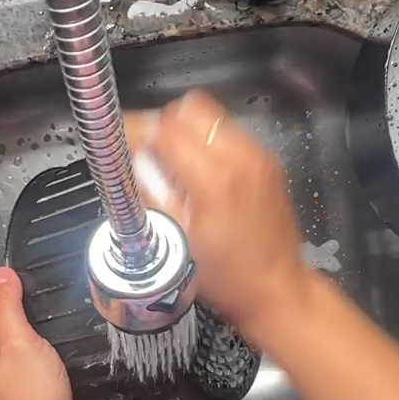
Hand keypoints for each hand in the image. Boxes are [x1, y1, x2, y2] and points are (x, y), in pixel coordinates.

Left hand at [0, 266, 77, 399]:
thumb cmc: (33, 393)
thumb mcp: (20, 340)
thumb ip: (8, 305)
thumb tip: (2, 273)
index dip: (21, 290)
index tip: (42, 294)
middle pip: (13, 313)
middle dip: (33, 309)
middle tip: (55, 311)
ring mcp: (11, 366)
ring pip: (27, 331)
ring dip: (43, 327)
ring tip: (59, 329)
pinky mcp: (29, 377)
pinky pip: (37, 348)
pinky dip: (48, 344)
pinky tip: (59, 348)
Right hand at [125, 91, 316, 333]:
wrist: (277, 290)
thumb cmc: (230, 278)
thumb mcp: (177, 237)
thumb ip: (151, 192)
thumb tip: (133, 164)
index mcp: (214, 180)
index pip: (166, 130)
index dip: (137, 131)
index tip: (122, 138)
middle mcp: (241, 159)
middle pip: (189, 109)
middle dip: (162, 124)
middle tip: (147, 148)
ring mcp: (259, 157)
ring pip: (210, 117)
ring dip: (185, 131)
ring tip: (172, 162)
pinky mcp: (267, 163)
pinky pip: (229, 134)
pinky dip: (207, 143)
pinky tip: (198, 172)